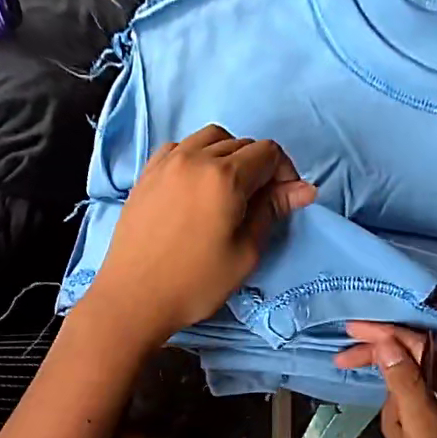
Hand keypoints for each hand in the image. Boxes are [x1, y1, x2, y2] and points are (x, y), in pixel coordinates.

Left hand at [83, 124, 315, 346]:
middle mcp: (194, 158)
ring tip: (229, 191)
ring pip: (209, 139)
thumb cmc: (194, 284)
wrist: (133, 298)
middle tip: (259, 204)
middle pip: (241, 143)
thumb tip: (303, 189)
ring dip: (228, 156)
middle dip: (259, 167)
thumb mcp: (244, 253)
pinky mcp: (146, 175)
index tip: (284, 200)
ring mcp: (166, 163)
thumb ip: (272, 212)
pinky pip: (179, 148)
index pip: (267, 152)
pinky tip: (197, 185)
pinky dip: (196, 156)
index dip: (284, 173)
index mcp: (224, 177)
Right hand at [335, 322, 436, 437]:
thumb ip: (404, 385)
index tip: (349, 330)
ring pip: (408, 391)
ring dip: (397, 417)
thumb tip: (386, 344)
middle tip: (342, 363)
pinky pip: (415, 410)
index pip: (418, 344)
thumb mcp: (423, 433)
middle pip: (412, 363)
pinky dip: (405, 428)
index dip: (382, 335)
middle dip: (385, 376)